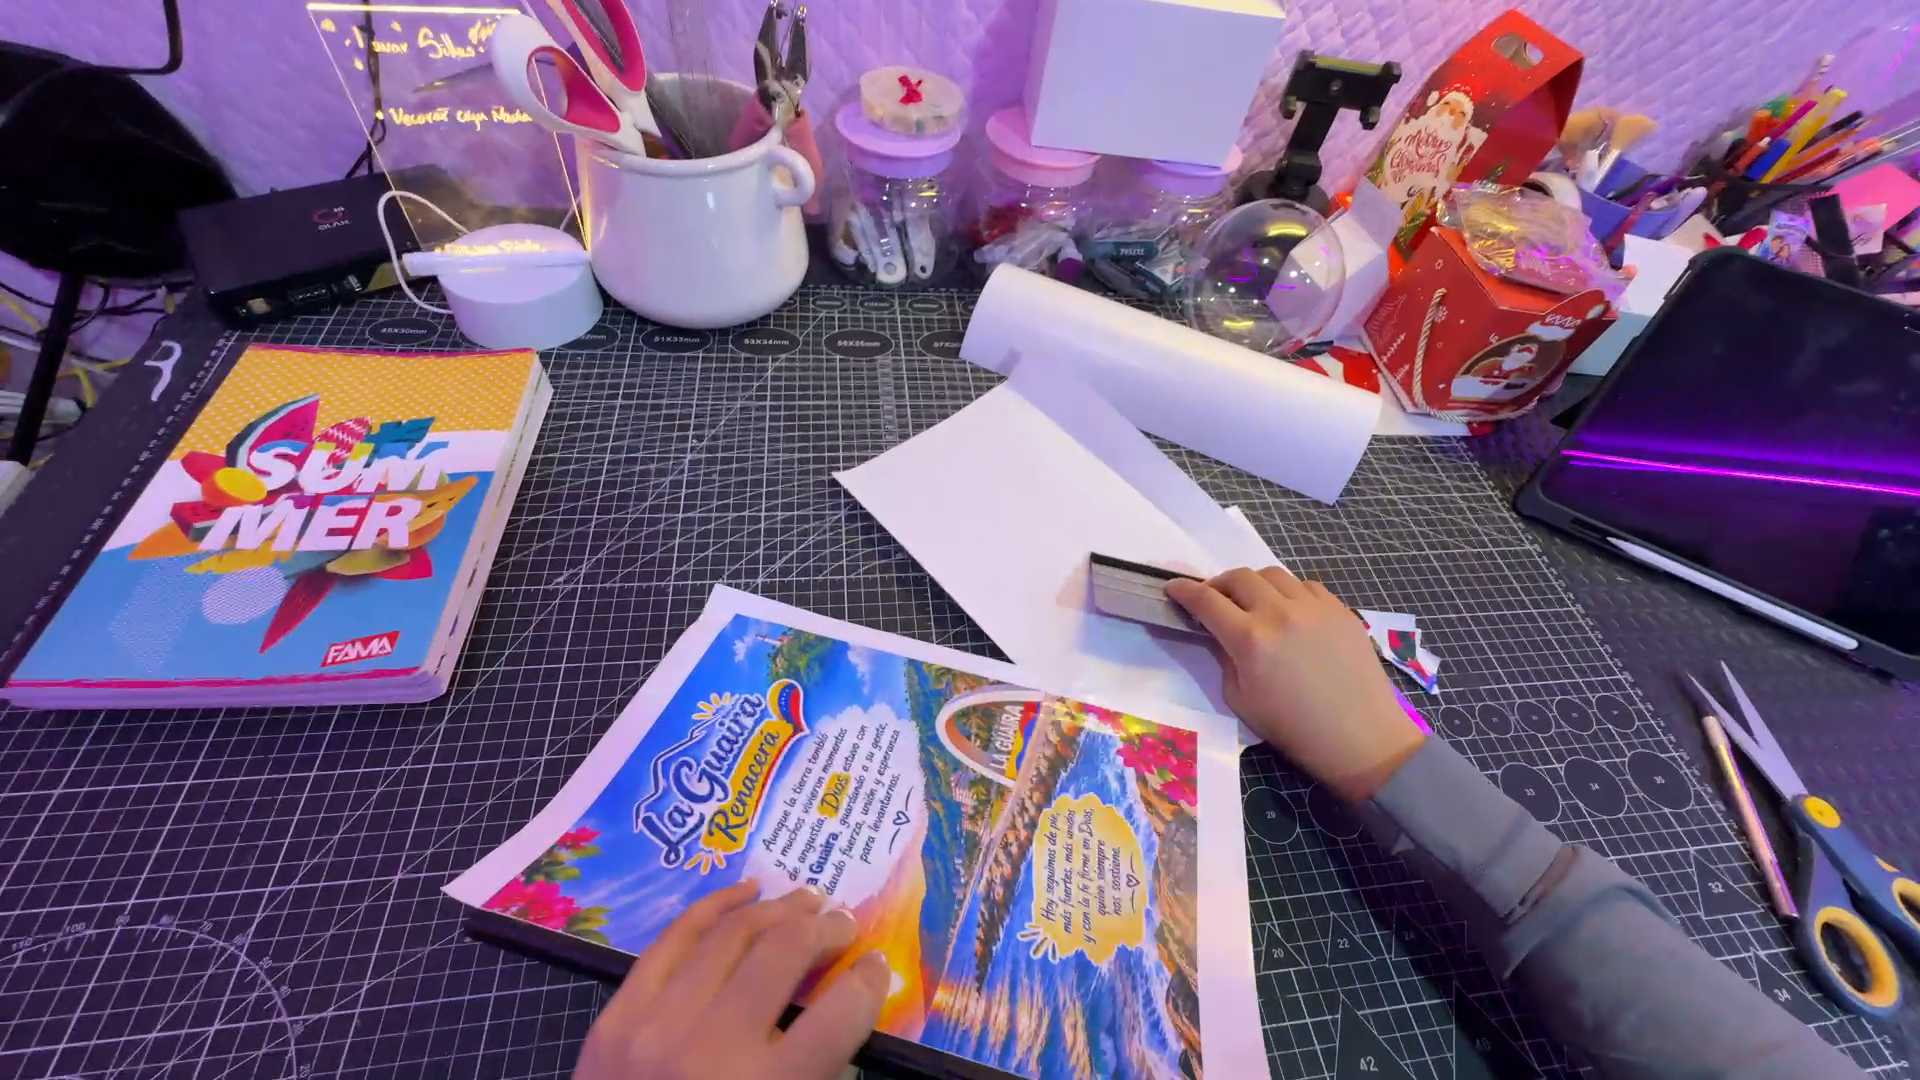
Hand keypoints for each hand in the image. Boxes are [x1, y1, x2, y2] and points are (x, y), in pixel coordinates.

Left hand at [575, 881, 887, 1079]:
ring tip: (806, 901)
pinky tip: (748, 892)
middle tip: (844, 924)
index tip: (875, 965)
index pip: (841, 1013)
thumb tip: (849, 1000)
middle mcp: (712, 1051)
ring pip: (734, 933)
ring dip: (780, 908)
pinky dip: (716, 905)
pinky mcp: (617, 1017)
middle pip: (786, 952)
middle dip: (827, 929)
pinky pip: (674, 937)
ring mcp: (657, 1027)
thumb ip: (817, 1070)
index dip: (870, 980)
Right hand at [1167, 567, 1424, 799]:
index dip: (1183, 590)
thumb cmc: (1293, 728)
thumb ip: (1225, 658)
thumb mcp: (1240, 699)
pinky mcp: (1340, 610)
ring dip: (1252, 584)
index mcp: (1250, 640)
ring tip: (1251, 602)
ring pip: (1272, 574)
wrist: (1361, 739)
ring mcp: (1314, 608)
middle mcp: (1280, 613)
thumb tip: (1220, 635)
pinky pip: (1305, 585)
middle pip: (1237, 577)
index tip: (1173, 588)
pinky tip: (1288, 611)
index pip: (1206, 601)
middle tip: (1213, 600)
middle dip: (1217, 584)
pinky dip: (1287, 591)